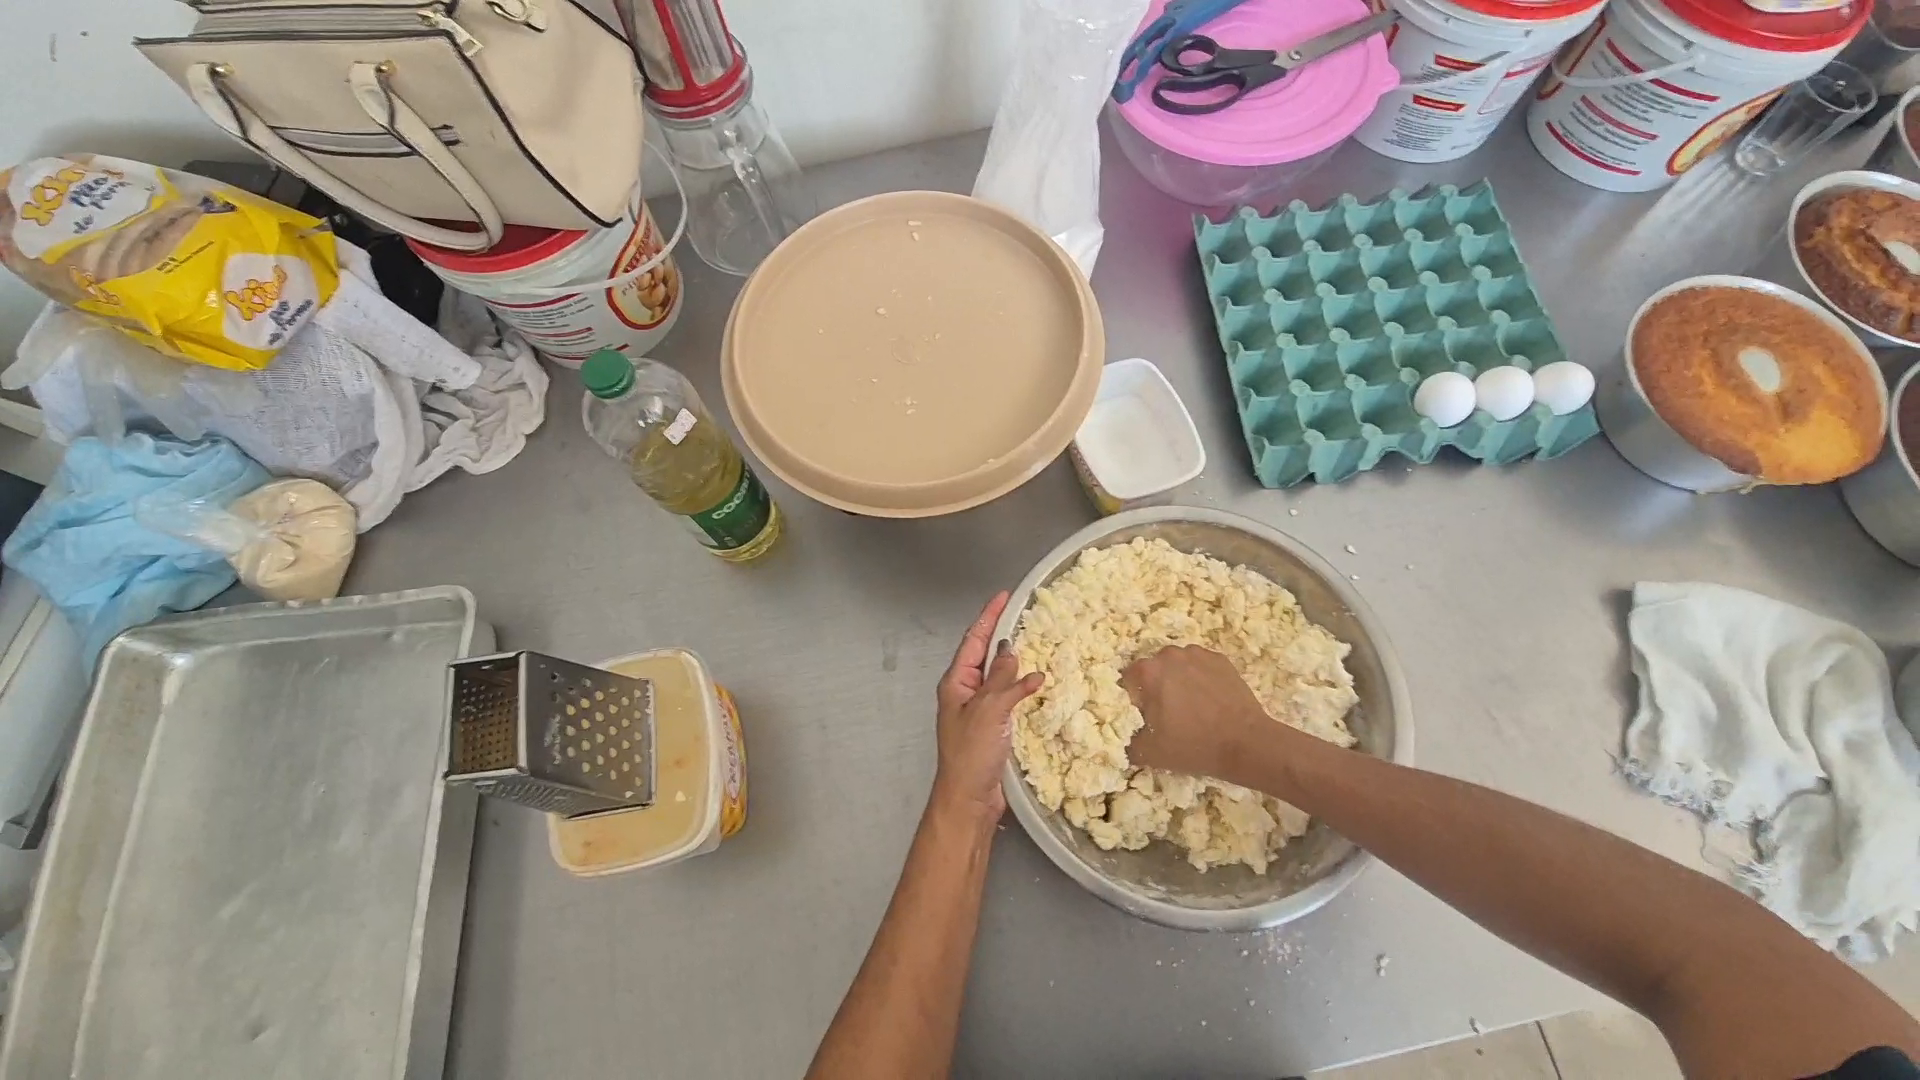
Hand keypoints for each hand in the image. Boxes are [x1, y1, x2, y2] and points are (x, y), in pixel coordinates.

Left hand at [932, 592, 1043, 824]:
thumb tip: (1013, 651)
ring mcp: (979, 709)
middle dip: (1002, 633)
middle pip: (985, 654)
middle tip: (1023, 612)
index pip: (973, 640)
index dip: (989, 617)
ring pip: (998, 675)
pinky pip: (1008, 696)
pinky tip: (1040, 682)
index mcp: (956, 682)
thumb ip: (1002, 679)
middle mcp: (965, 691)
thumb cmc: (971, 753)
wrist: (969, 799)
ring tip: (1034, 639)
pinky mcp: (993, 725)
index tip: (1004, 596)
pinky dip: (1023, 686)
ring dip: (1014, 659)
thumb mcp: (987, 710)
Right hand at [1121, 644, 1275, 781]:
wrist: (1246, 744)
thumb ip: (1125, 741)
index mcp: (1147, 671)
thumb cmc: (1193, 746)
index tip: (1146, 720)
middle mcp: (1168, 654)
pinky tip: (1209, 701)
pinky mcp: (1220, 659)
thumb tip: (1121, 736)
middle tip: (1169, 716)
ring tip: (1192, 708)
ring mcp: (1197, 654)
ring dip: (1177, 681)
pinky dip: (1200, 679)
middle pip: (1152, 671)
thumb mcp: (1147, 754)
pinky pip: (1200, 666)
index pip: (1128, 682)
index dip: (1134, 702)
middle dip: (1156, 689)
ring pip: (1177, 666)